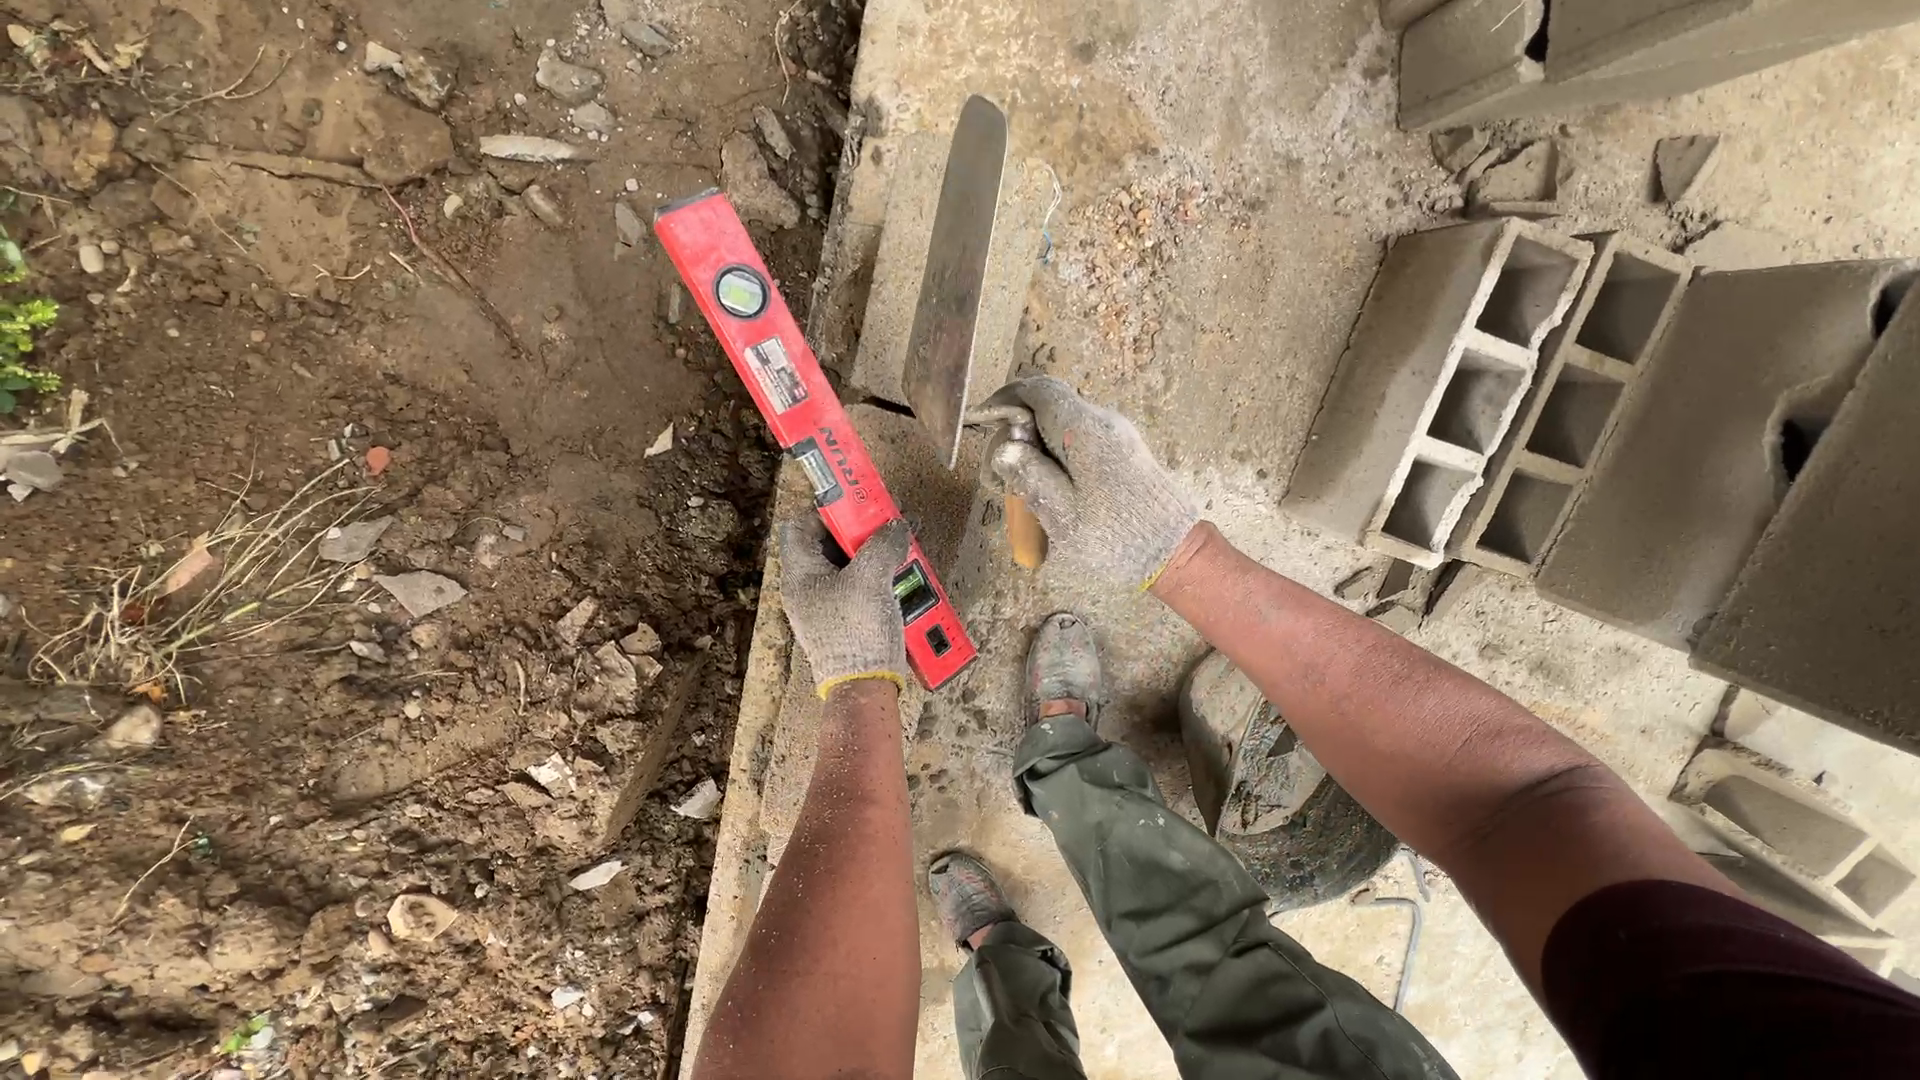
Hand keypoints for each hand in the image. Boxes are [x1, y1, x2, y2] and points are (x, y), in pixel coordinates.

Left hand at [779, 516, 911, 697]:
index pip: (798, 527)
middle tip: (885, 525)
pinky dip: (880, 579)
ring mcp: (827, 607)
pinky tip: (902, 576)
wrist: (865, 687)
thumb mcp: (870, 579)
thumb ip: (882, 544)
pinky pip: (861, 589)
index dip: (825, 512)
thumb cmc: (856, 631)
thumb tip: (895, 525)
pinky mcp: (847, 622)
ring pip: (848, 567)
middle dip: (859, 533)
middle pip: (828, 546)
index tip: (855, 506)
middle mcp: (808, 589)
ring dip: (875, 555)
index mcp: (801, 575)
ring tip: (900, 548)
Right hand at [972, 376, 1198, 590]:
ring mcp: (1114, 435)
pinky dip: (1052, 460)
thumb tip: (1003, 445)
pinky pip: (1075, 443)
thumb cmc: (1115, 537)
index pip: (1037, 390)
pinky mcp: (1119, 452)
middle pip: (1045, 410)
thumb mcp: (1060, 512)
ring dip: (1032, 453)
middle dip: (1014, 438)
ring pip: (1058, 428)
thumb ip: (1028, 474)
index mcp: (1085, 429)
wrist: (1173, 553)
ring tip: (1020, 494)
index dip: (1004, 401)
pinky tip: (1046, 494)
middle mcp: (1102, 422)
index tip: (981, 423)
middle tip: (998, 481)